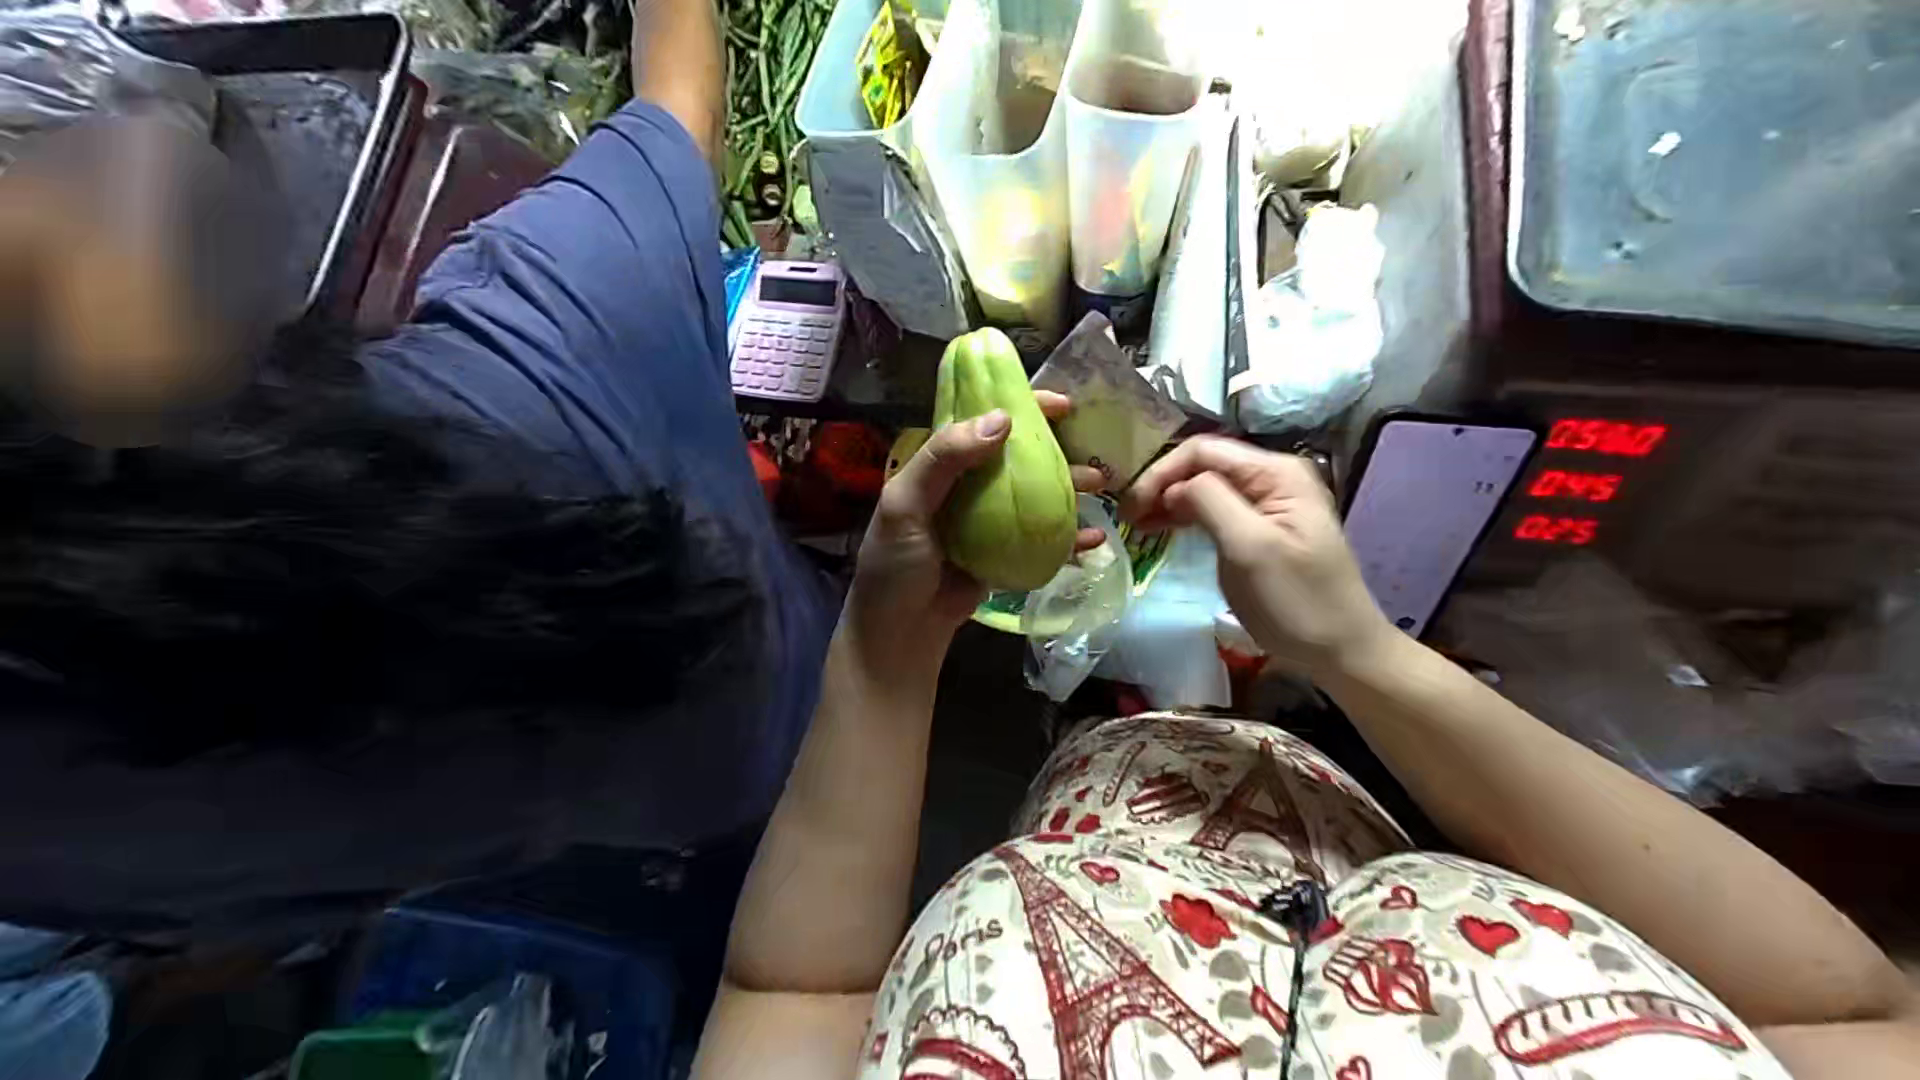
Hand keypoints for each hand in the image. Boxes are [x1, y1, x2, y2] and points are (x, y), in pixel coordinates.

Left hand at [845, 392, 1103, 671]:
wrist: (899, 631)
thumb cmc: (894, 564)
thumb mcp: (905, 504)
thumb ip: (944, 458)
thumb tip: (1002, 419)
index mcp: (940, 466)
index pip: (983, 423)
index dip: (1021, 408)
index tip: (1061, 404)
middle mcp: (967, 487)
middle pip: (1018, 457)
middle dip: (1057, 448)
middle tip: (1093, 445)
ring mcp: (990, 522)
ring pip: (1036, 495)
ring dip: (1069, 488)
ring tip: (1100, 485)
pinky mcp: (1004, 554)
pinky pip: (1041, 539)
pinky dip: (1068, 539)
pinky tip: (1094, 538)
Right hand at [1124, 435, 1392, 675]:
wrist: (1341, 649)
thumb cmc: (1296, 601)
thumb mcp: (1250, 548)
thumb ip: (1210, 502)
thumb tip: (1172, 487)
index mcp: (1275, 472)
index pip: (1201, 451)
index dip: (1160, 473)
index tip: (1131, 509)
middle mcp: (1272, 476)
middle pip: (1201, 464)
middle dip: (1160, 485)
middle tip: (1128, 519)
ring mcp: (1268, 501)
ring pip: (1203, 486)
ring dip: (1168, 500)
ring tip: (1137, 524)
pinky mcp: (1260, 526)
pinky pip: (1214, 507)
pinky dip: (1184, 515)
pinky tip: (1161, 528)